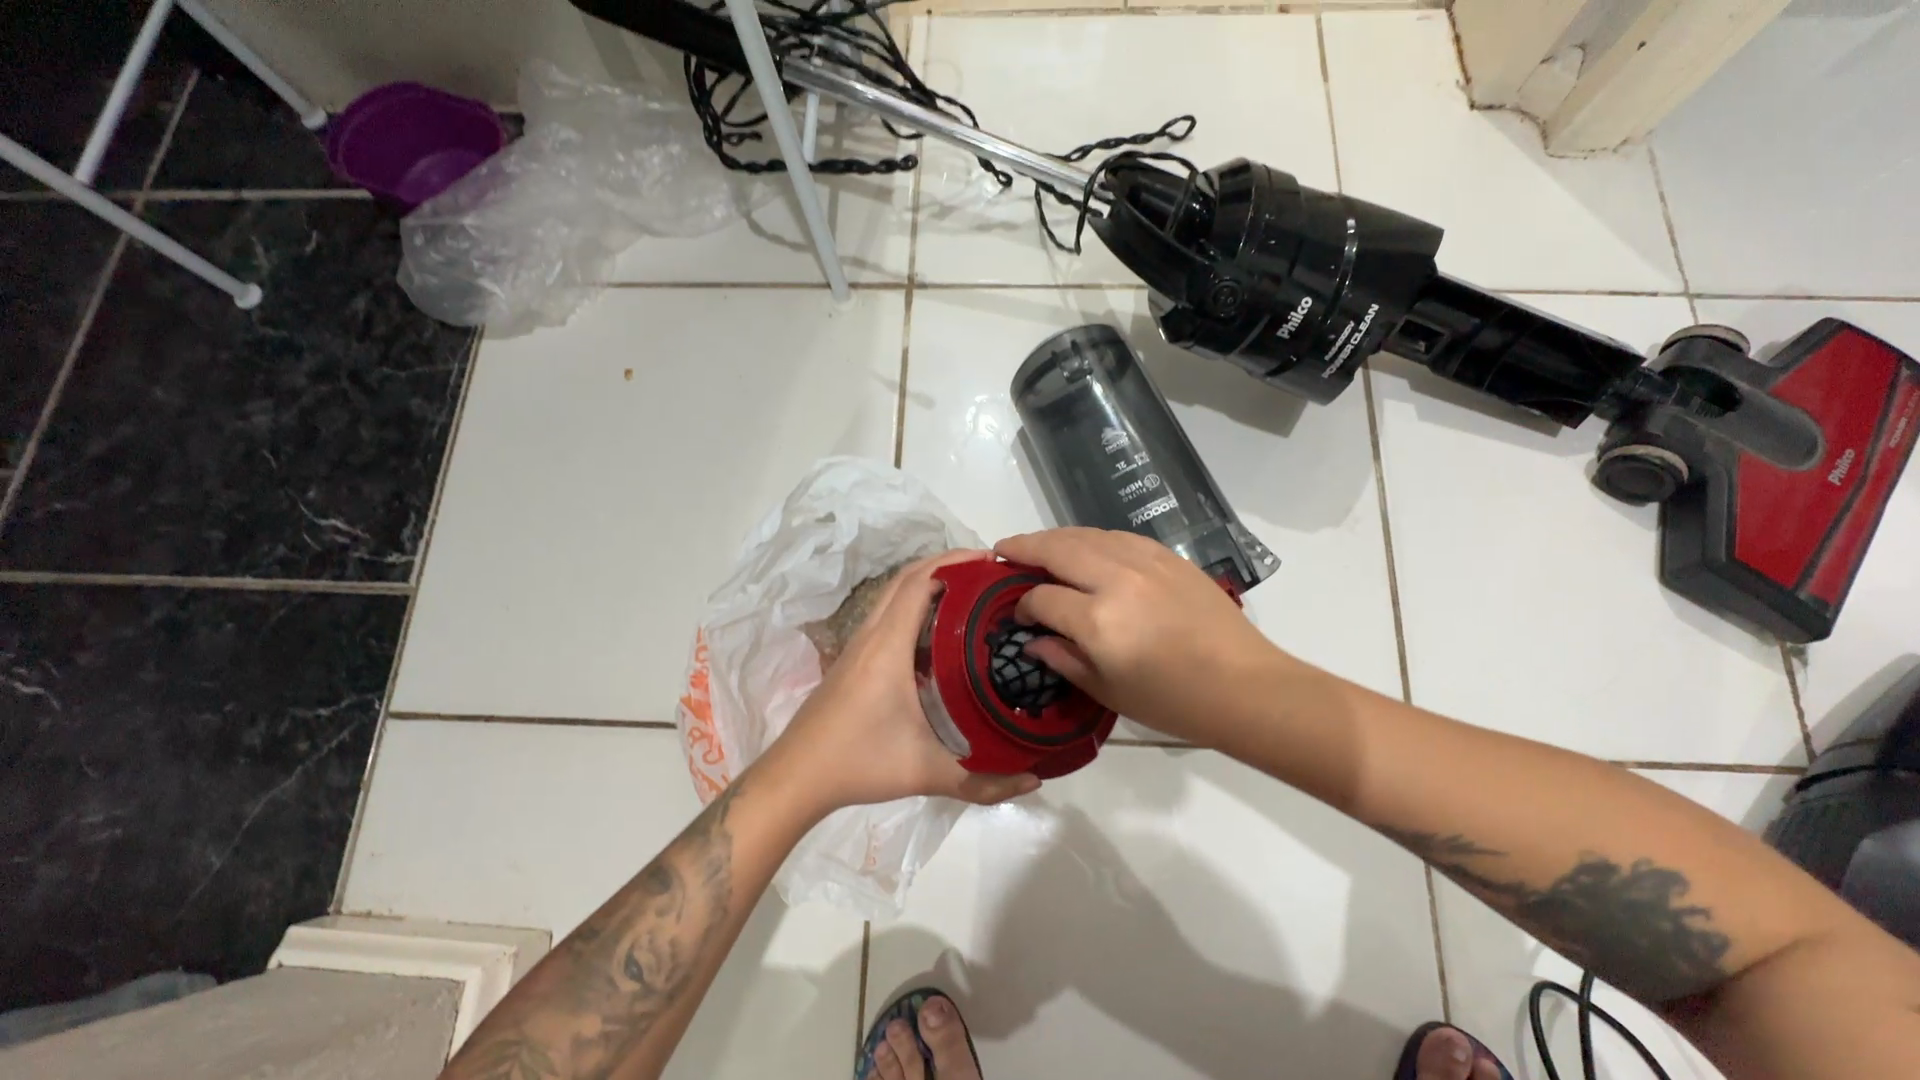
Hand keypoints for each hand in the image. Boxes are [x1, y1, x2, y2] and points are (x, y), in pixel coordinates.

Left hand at [763, 550, 1042, 817]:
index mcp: (887, 647)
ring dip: (928, 582)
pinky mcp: (851, 660)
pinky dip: (913, 604)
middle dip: (947, 565)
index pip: (920, 582)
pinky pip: (885, 615)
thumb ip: (984, 782)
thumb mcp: (927, 773)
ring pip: (892, 595)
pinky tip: (939, 630)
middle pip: (906, 578)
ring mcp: (857, 646)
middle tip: (990, 572)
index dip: (956, 563)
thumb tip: (1036, 782)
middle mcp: (870, 636)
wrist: (796, 777)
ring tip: (971, 592)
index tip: (994, 562)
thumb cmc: (860, 764)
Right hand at [995, 527, 1290, 742]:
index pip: (1042, 598)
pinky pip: (1119, 537)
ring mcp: (1146, 562)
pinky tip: (1086, 548)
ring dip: (1056, 538)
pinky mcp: (1169, 557)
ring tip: (1038, 546)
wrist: (1243, 687)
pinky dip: (1093, 539)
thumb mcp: (1108, 691)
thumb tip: (1033, 641)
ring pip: (1087, 535)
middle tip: (1004, 551)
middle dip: (1024, 548)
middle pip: (1057, 549)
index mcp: (1098, 621)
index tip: (1020, 618)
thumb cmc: (1172, 702)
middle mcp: (1117, 581)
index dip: (1023, 606)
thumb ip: (1064, 660)